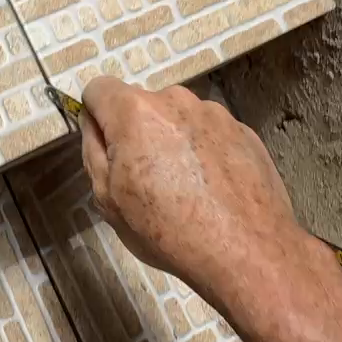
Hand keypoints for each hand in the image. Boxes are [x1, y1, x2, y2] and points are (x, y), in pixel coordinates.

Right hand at [78, 75, 317, 309]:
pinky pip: (209, 133)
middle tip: (146, 179)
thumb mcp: (107, 198)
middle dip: (136, 132)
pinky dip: (204, 152)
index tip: (108, 149)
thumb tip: (95, 124)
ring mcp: (213, 113)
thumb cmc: (167, 230)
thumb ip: (93, 150)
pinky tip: (213, 190)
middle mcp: (174, 99)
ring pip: (176, 118)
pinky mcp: (243, 130)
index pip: (98, 89)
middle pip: (140, 105)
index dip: (96, 117)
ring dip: (172, 140)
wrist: (248, 253)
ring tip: (186, 189)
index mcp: (134, 111)